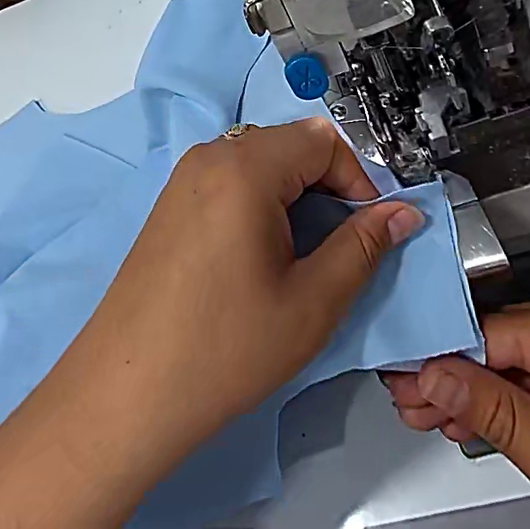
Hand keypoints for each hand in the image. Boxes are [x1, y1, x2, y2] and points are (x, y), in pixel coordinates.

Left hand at [0, 117, 423, 528]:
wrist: (127, 390)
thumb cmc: (225, 346)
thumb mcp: (312, 301)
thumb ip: (363, 246)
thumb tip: (402, 214)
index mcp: (245, 167)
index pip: (323, 140)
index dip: (358, 181)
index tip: (367, 229)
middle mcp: (210, 155)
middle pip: (290, 144)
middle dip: (327, 184)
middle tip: (338, 243)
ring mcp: (184, 175)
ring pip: (261, 160)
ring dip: (294, 193)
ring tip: (301, 253)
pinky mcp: (171, 200)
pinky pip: (230, 177)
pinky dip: (260, 199)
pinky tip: (259, 253)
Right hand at [383, 305, 529, 528]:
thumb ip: (506, 420)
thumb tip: (440, 376)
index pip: (516, 330)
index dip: (456, 349)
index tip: (414, 369)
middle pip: (517, 338)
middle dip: (460, 368)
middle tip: (414, 392)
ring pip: (527, 357)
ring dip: (479, 386)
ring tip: (435, 409)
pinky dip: (511, 399)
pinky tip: (477, 415)